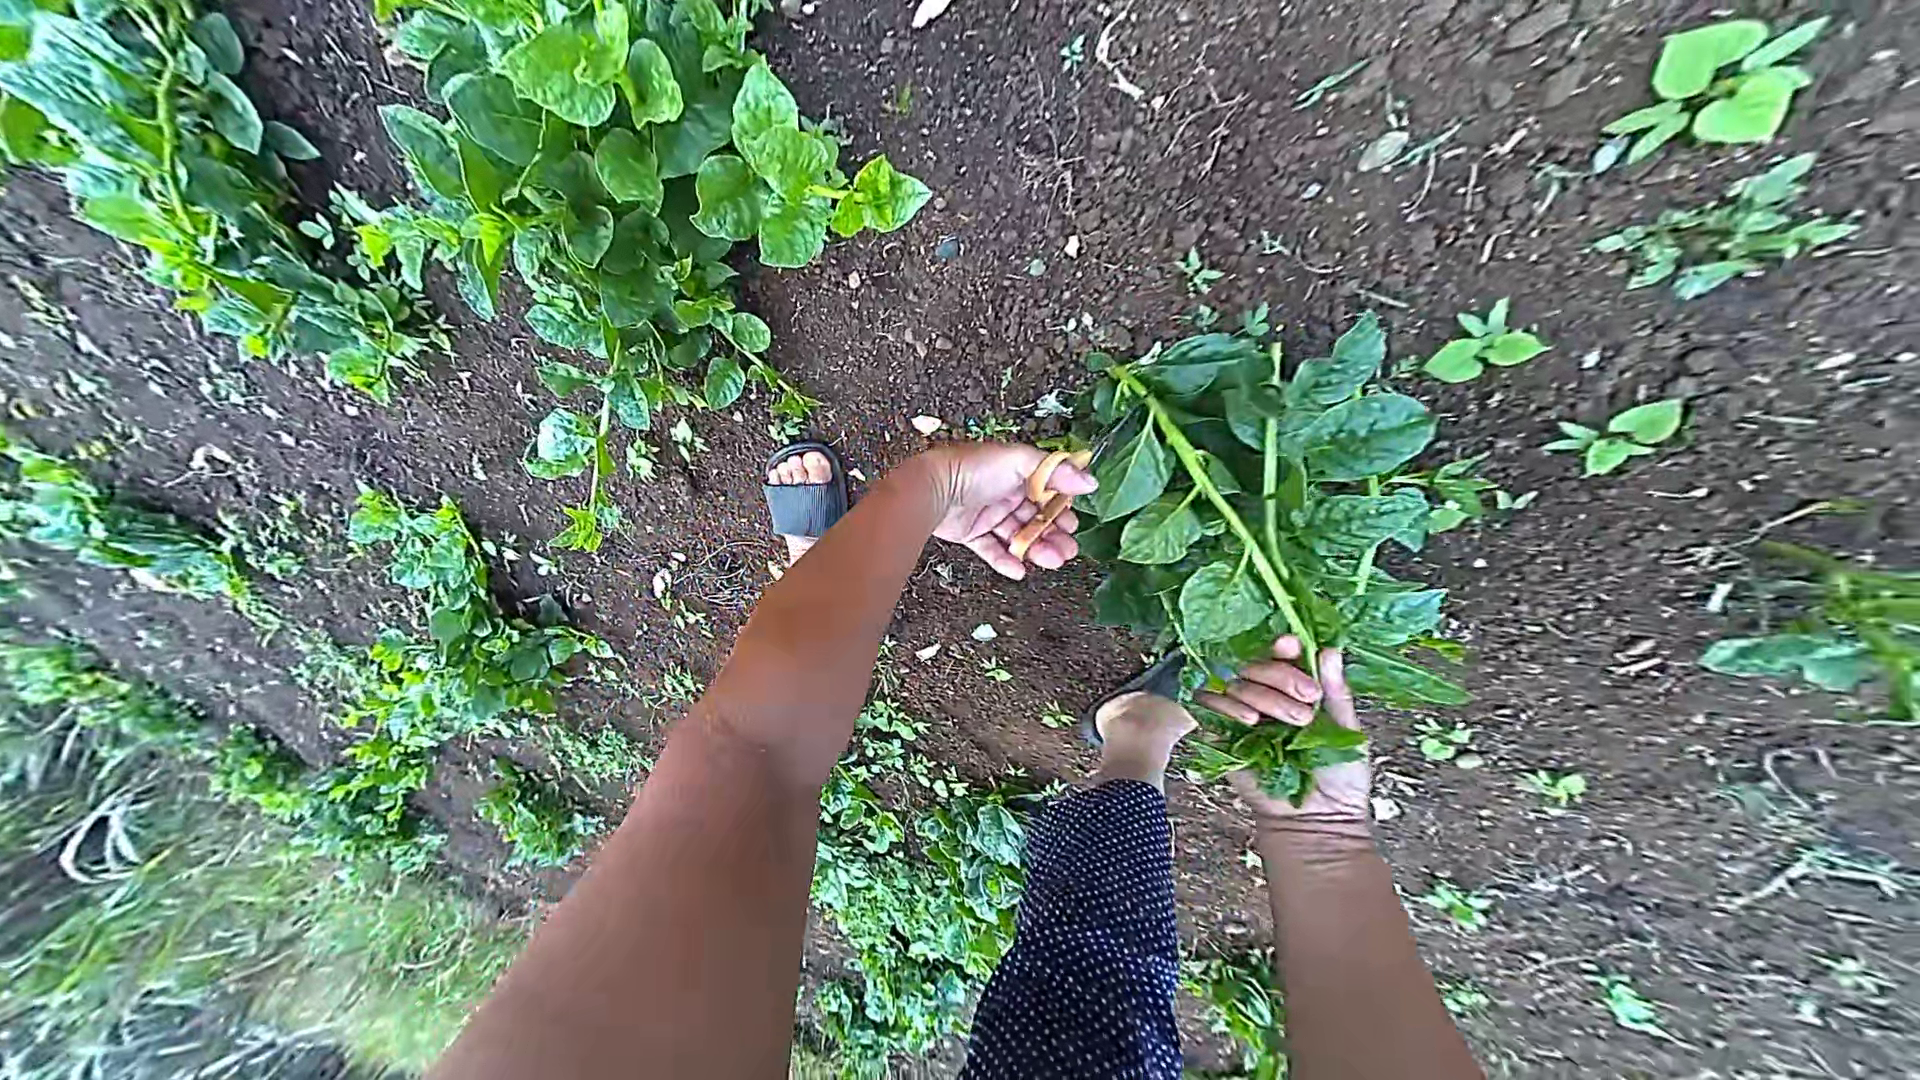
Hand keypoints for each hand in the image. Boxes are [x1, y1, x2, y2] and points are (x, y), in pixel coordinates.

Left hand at [918, 443, 1096, 579]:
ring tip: (1049, 561)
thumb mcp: (1020, 461)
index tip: (1073, 526)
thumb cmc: (974, 468)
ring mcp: (987, 514)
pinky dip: (1005, 561)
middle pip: (1035, 519)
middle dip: (1052, 535)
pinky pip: (992, 550)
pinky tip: (1019, 570)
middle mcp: (1003, 493)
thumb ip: (1057, 471)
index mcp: (1017, 473)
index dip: (1061, 511)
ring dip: (1035, 550)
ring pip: (1017, 537)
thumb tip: (1089, 481)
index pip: (1047, 494)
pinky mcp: (971, 534)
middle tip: (1067, 551)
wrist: (934, 489)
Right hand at [1196, 636, 1370, 829]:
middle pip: (1254, 665)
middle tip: (1307, 699)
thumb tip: (1330, 649)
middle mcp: (1264, 699)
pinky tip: (1250, 722)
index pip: (1278, 658)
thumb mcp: (1347, 729)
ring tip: (1291, 723)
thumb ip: (1336, 691)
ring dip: (1263, 696)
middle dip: (1280, 676)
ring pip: (1235, 683)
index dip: (1280, 647)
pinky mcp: (1220, 734)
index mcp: (1293, 692)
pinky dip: (1228, 706)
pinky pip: (1209, 704)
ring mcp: (1240, 715)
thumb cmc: (1338, 779)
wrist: (1318, 822)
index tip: (1290, 644)